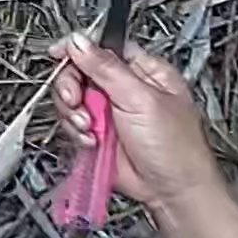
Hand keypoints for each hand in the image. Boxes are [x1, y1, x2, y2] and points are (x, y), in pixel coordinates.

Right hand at [51, 34, 221, 212]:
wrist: (174, 197)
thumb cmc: (178, 150)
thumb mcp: (141, 100)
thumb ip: (106, 68)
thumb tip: (78, 41)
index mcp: (142, 71)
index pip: (101, 46)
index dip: (77, 48)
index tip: (59, 54)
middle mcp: (122, 87)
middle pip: (78, 70)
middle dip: (71, 86)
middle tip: (75, 99)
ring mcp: (108, 110)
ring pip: (70, 96)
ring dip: (73, 112)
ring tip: (89, 126)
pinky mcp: (96, 131)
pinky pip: (71, 121)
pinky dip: (75, 130)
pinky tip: (91, 140)